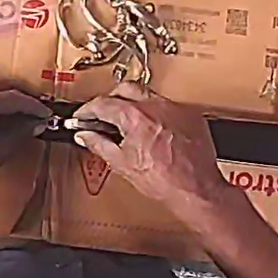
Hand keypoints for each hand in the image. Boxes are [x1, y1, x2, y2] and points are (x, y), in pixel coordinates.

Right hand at [72, 82, 244, 225]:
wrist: (195, 189)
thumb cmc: (164, 180)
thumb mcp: (122, 163)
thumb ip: (99, 144)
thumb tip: (85, 135)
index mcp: (135, 116)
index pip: (102, 103)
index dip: (87, 110)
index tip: (82, 117)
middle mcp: (156, 106)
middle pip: (125, 89)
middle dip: (110, 99)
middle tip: (102, 115)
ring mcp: (175, 108)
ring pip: (147, 94)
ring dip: (134, 104)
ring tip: (128, 123)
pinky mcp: (190, 114)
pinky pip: (167, 105)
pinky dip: (155, 113)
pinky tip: (152, 129)